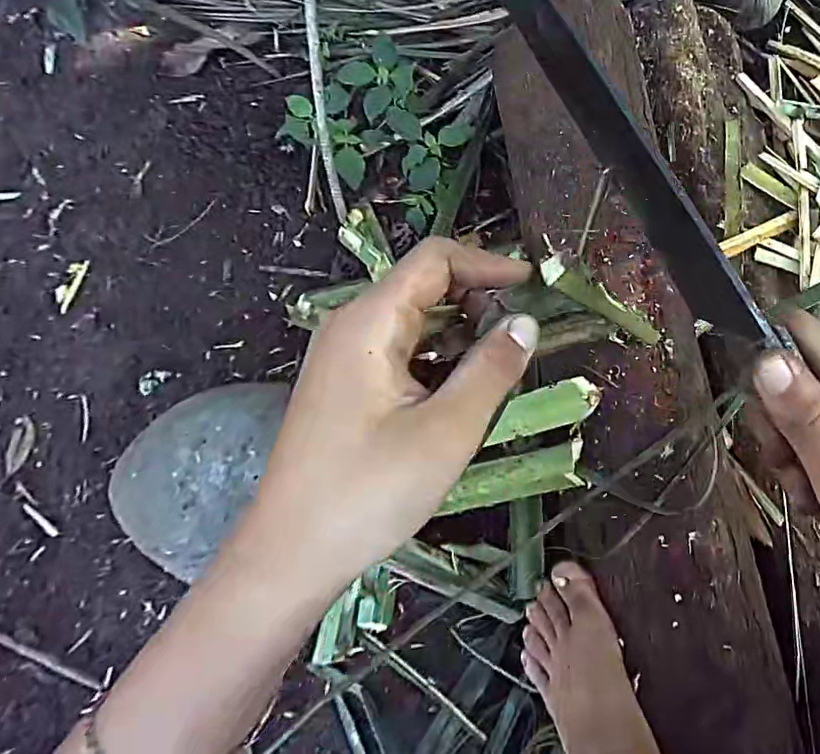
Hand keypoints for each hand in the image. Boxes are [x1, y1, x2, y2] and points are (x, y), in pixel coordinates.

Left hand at [230, 239, 539, 597]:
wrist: (287, 560)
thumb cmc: (368, 492)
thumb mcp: (447, 430)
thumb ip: (493, 368)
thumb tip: (526, 323)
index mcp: (370, 323)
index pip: (435, 259)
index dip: (488, 263)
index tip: (531, 285)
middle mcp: (352, 327)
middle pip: (424, 282)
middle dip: (479, 295)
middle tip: (519, 331)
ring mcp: (345, 355)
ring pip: (416, 315)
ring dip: (462, 326)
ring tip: (500, 360)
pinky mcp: (347, 383)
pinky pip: (403, 345)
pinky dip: (440, 350)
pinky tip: (462, 385)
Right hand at [749, 311, 819, 616]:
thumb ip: (802, 413)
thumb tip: (765, 357)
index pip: (793, 328)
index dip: (765, 359)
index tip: (762, 411)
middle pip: (796, 373)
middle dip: (778, 420)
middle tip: (790, 469)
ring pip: (808, 408)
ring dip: (796, 450)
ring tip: (815, 495)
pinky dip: (819, 463)